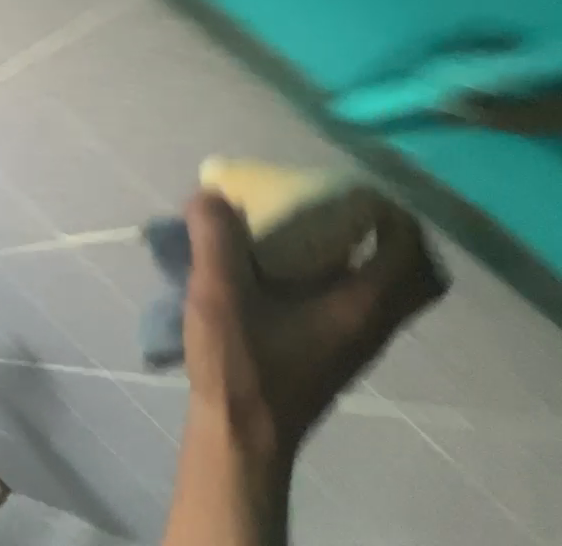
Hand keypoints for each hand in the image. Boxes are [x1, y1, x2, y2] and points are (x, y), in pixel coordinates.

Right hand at [181, 189, 445, 467]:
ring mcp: (353, 339)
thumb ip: (216, 241)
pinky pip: (354, 302)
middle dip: (384, 237)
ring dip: (357, 256)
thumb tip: (210, 194)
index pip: (408, 252)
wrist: (243, 430)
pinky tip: (281, 272)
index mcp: (361, 306)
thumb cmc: (241, 362)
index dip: (386, 214)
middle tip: (337, 213)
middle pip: (410, 274)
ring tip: (304, 234)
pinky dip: (334, 277)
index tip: (342, 191)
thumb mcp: (219, 294)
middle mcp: (371, 322)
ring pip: (382, 289)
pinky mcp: (329, 348)